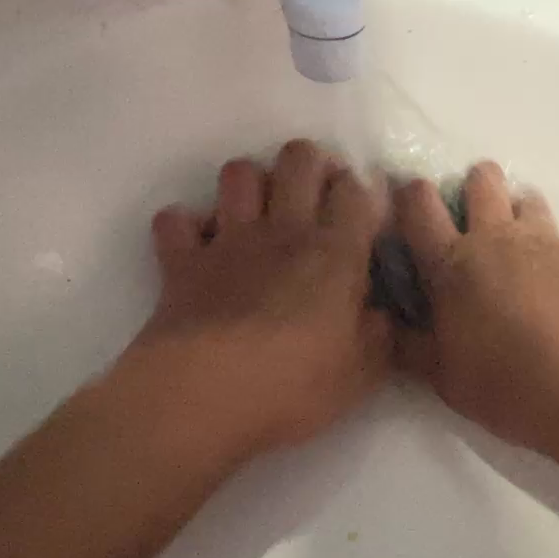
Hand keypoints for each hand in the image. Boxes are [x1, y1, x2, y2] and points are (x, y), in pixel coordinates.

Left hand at [112, 140, 389, 458]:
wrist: (203, 398)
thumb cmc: (294, 384)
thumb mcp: (364, 370)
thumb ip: (382, 331)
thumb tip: (383, 310)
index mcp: (336, 252)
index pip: (357, 190)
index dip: (366, 190)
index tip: (369, 213)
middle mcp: (284, 230)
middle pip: (300, 159)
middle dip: (314, 165)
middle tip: (321, 198)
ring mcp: (229, 240)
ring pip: (239, 173)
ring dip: (253, 183)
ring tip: (263, 214)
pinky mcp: (181, 261)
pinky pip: (175, 220)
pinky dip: (187, 225)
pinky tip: (201, 244)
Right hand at [393, 162, 558, 453]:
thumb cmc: (509, 387)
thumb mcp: (444, 378)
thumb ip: (410, 345)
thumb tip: (385, 324)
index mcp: (453, 265)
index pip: (419, 205)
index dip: (410, 194)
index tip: (411, 202)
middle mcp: (497, 239)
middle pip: (483, 180)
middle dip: (475, 186)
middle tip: (476, 219)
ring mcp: (546, 241)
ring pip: (527, 199)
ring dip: (518, 214)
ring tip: (521, 252)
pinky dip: (555, 254)